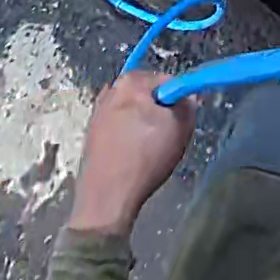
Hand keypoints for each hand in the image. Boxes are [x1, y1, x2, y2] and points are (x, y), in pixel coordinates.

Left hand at [66, 71, 194, 235]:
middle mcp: (111, 89)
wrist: (106, 199)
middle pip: (148, 93)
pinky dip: (127, 134)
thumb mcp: (181, 127)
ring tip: (147, 148)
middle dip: (159, 110)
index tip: (179, 121)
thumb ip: (189, 103)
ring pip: (133, 110)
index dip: (178, 100)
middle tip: (165, 134)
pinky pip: (119, 124)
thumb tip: (185, 96)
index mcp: (131, 81)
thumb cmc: (145, 158)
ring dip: (142, 122)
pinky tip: (132, 154)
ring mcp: (97, 111)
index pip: (167, 80)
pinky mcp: (91, 132)